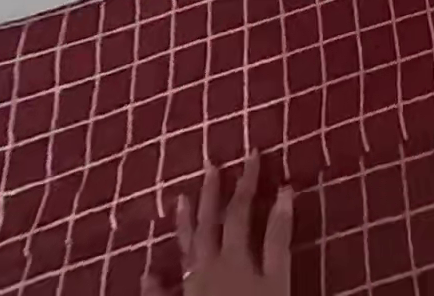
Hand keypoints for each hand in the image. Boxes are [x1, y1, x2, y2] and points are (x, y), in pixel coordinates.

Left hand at [146, 156, 293, 295]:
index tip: (253, 151)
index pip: (240, 208)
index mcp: (233, 256)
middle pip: (208, 224)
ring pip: (185, 251)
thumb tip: (285, 189)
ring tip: (179, 200)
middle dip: (212, 193)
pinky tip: (149, 271)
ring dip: (184, 225)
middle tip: (210, 164)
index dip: (248, 178)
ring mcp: (189, 292)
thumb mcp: (277, 278)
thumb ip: (278, 236)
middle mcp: (207, 267)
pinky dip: (155, 283)